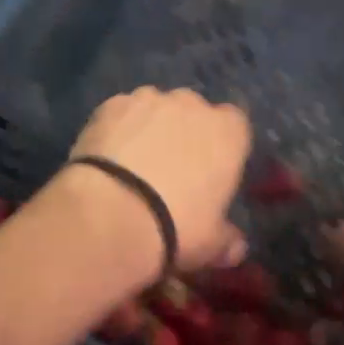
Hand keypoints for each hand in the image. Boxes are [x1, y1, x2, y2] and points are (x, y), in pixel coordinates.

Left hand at [64, 87, 250, 273]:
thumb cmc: (177, 227)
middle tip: (170, 167)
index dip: (222, 145)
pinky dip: (118, 128)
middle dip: (184, 131)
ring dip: (149, 126)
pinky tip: (108, 154)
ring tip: (133, 162)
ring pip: (154, 107)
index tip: (211, 169)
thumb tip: (235, 245)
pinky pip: (121, 112)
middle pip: (193, 111)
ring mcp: (148, 99)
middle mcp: (191, 105)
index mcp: (227, 132)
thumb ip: (227, 238)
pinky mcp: (112, 103)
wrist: (113, 211)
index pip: (235, 125)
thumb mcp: (212, 244)